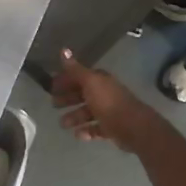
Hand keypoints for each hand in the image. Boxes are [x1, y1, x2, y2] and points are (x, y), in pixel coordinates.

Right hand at [51, 49, 169, 155]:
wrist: (133, 127)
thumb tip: (63, 50)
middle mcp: (104, 93)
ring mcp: (109, 111)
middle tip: (53, 105)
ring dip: (74, 117)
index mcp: (99, 81)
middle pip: (82, 94)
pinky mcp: (112, 128)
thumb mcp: (89, 82)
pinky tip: (78, 135)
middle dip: (68, 99)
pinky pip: (96, 128)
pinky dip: (86, 131)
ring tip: (63, 124)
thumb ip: (75, 69)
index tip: (51, 87)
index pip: (79, 77)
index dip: (65, 80)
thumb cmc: (108, 102)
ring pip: (88, 113)